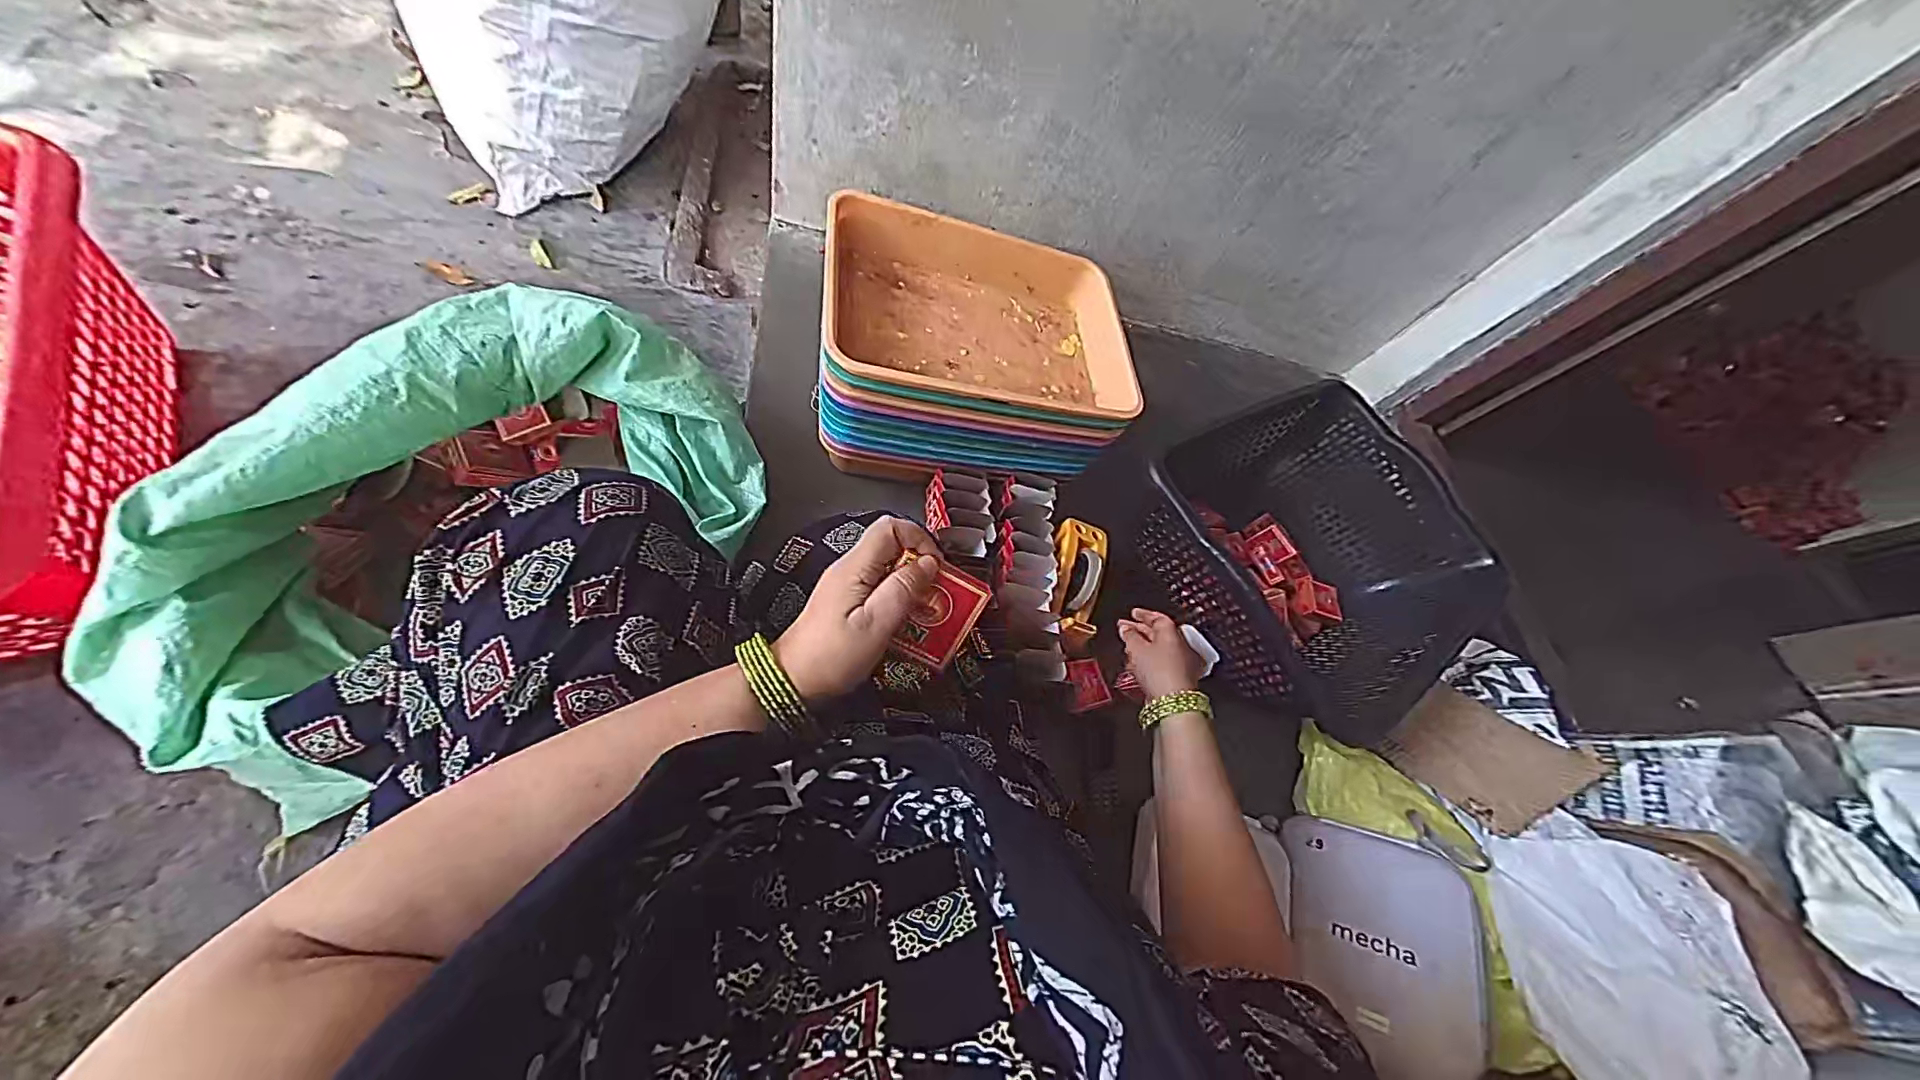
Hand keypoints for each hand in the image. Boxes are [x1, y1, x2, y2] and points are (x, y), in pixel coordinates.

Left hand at [774, 517, 941, 699]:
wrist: (795, 679)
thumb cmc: (828, 657)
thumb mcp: (876, 624)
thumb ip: (904, 589)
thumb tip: (929, 564)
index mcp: (855, 568)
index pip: (892, 527)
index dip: (920, 540)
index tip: (935, 568)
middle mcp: (851, 570)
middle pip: (895, 546)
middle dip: (921, 567)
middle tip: (934, 594)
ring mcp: (849, 584)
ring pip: (891, 568)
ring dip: (913, 586)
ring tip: (922, 611)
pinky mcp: (850, 601)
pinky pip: (883, 587)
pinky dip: (900, 599)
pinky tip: (905, 622)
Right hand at [1118, 608, 1205, 699]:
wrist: (1172, 700)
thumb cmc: (1160, 672)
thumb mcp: (1136, 648)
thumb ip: (1129, 635)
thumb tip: (1125, 629)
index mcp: (1171, 632)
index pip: (1156, 617)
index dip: (1142, 615)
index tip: (1134, 613)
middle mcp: (1179, 645)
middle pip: (1158, 633)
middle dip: (1140, 630)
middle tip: (1126, 629)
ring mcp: (1180, 661)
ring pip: (1159, 649)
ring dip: (1143, 647)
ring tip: (1129, 648)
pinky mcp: (1177, 677)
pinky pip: (1161, 663)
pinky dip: (1149, 661)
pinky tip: (1138, 666)